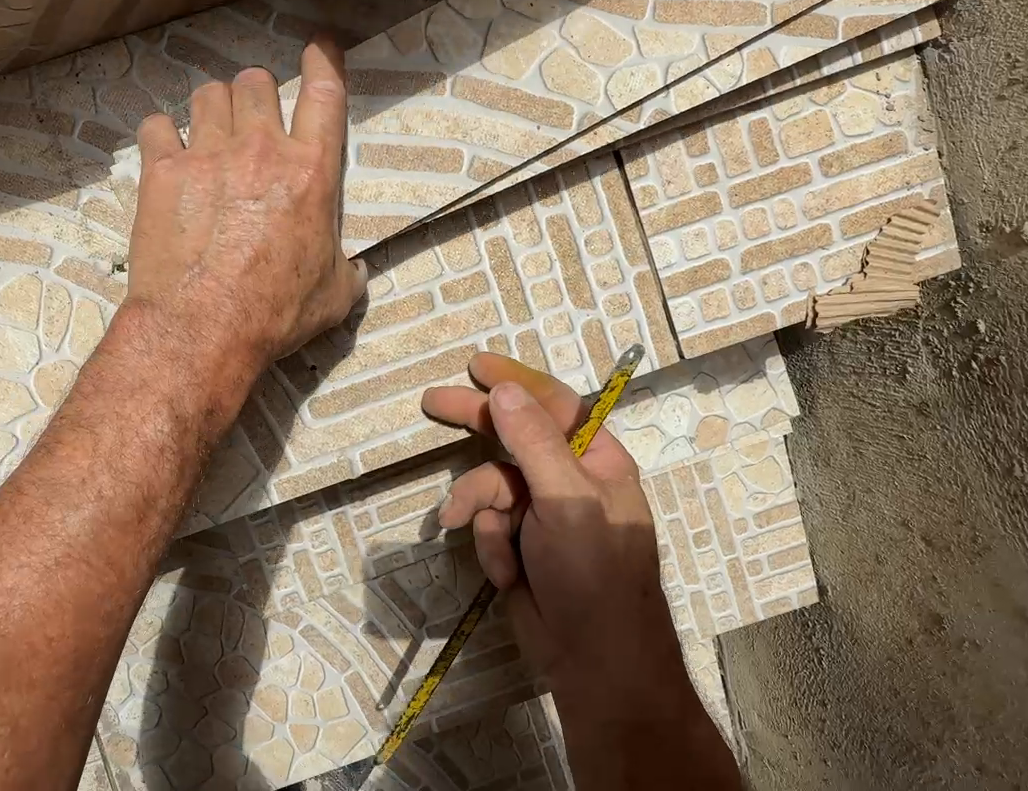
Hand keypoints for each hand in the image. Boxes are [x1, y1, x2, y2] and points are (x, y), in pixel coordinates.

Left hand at [123, 37, 367, 374]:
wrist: (203, 328)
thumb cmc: (275, 313)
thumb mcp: (333, 296)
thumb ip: (348, 271)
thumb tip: (357, 271)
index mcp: (311, 172)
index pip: (324, 92)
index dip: (323, 59)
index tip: (318, 45)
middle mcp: (261, 150)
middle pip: (257, 82)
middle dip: (256, 95)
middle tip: (250, 123)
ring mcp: (208, 155)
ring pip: (208, 93)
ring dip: (213, 108)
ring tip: (208, 136)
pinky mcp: (163, 171)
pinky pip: (157, 125)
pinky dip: (162, 136)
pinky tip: (166, 156)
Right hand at [424, 354, 738, 786]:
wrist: (592, 662)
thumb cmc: (594, 573)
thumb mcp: (567, 500)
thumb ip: (533, 442)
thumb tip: (505, 391)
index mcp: (595, 459)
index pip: (552, 403)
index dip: (514, 380)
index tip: (474, 365)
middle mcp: (566, 478)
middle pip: (512, 435)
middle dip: (476, 426)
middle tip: (433, 403)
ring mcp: (540, 512)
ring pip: (490, 484)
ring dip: (482, 508)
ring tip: (490, 539)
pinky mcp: (517, 543)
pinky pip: (487, 523)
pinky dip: (491, 545)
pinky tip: (508, 573)